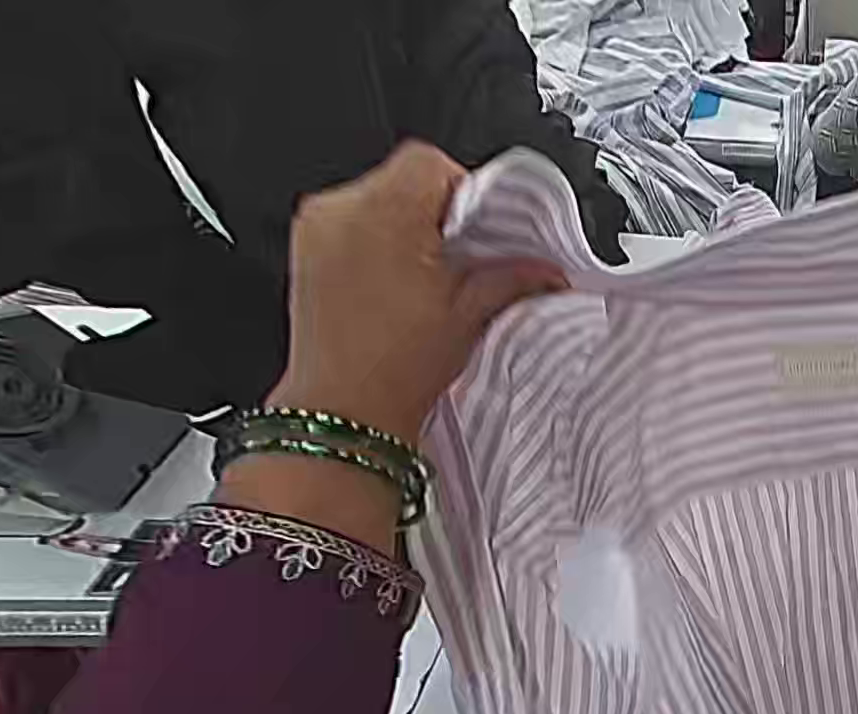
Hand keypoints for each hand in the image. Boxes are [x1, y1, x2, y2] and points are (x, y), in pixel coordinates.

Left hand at [269, 141, 565, 445]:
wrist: (347, 406)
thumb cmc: (399, 365)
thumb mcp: (470, 315)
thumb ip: (512, 279)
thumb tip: (547, 270)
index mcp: (384, 217)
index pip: (431, 164)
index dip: (469, 191)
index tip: (490, 228)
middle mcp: (342, 211)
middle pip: (407, 179)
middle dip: (448, 215)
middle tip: (473, 258)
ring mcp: (319, 228)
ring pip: (383, 200)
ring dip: (417, 228)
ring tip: (438, 278)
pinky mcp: (309, 248)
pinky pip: (357, 222)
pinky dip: (388, 242)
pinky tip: (409, 285)